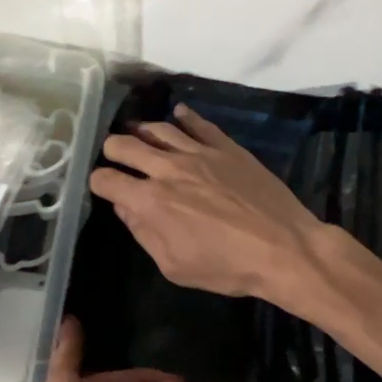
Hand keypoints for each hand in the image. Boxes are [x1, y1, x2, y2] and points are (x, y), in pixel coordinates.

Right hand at [88, 104, 328, 301]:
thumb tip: (126, 208)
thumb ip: (145, 234)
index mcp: (150, 201)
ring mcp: (199, 153)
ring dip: (142, 130)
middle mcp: (168, 169)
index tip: (102, 186)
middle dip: (112, 149)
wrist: (284, 247)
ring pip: (159, 129)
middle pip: (124, 145)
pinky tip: (178, 114)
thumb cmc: (227, 267)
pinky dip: (184, 117)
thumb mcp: (175, 266)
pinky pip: (199, 123)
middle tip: (115, 155)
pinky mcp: (226, 147)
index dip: (97, 182)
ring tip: (137, 133)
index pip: (106, 180)